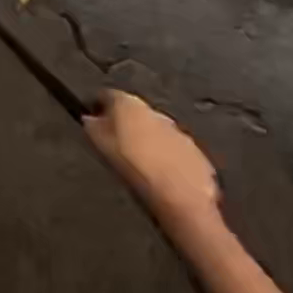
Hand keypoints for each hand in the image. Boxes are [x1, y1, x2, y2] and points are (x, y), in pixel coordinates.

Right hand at [83, 89, 219, 223]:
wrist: (179, 198)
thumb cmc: (130, 163)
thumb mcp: (96, 141)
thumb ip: (92, 123)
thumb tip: (92, 118)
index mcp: (128, 102)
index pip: (107, 95)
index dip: (98, 106)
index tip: (93, 119)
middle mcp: (156, 112)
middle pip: (136, 113)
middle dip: (127, 123)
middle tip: (118, 142)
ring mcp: (182, 135)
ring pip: (158, 132)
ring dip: (149, 140)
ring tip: (141, 161)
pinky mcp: (200, 156)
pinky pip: (178, 152)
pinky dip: (169, 158)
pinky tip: (162, 174)